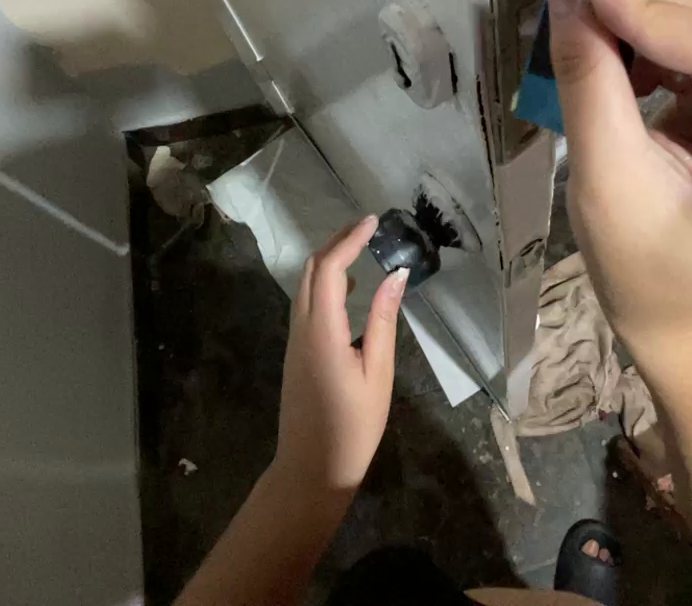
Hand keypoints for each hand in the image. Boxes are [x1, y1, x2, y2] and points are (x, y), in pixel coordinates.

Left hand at [272, 215, 406, 492]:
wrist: (311, 471)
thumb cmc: (353, 427)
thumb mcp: (378, 374)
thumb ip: (384, 321)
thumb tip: (396, 275)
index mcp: (323, 333)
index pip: (332, 270)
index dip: (350, 240)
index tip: (374, 220)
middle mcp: (302, 329)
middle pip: (312, 270)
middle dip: (337, 241)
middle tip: (368, 226)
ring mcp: (295, 340)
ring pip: (306, 285)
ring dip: (330, 260)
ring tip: (361, 246)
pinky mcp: (297, 351)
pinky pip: (307, 303)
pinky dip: (326, 282)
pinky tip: (351, 286)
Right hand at [540, 0, 691, 347]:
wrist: (676, 297)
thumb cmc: (637, 261)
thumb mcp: (602, 176)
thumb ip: (587, 75)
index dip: (652, 9)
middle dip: (664, 4)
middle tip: (593, 21)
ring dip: (671, 12)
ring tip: (617, 55)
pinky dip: (680, 28)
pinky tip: (645, 65)